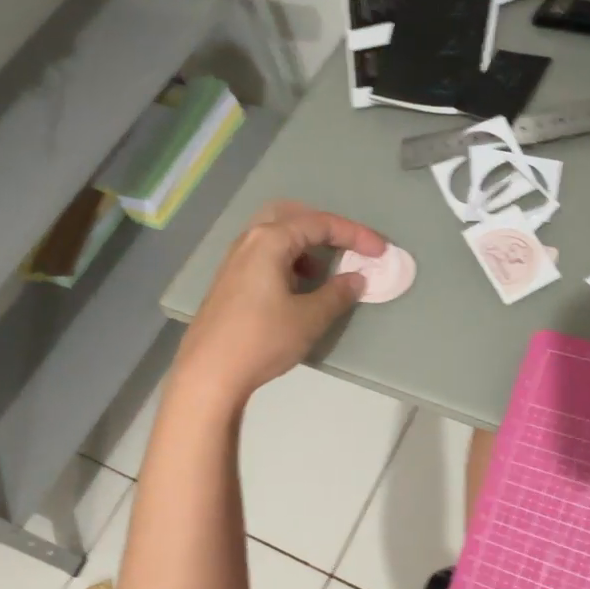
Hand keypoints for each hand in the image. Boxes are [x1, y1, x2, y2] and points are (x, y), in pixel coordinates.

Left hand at [172, 201, 387, 406]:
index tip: (380, 251)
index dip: (355, 234)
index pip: (320, 223)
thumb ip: (337, 294)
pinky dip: (286, 260)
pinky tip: (295, 289)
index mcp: (270, 240)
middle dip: (323, 227)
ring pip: (274, 235)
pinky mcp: (228, 282)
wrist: (209, 373)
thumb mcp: (309, 318)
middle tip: (347, 246)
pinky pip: (263, 255)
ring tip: (322, 272)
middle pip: (291, 216)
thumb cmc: (262, 340)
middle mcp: (249, 241)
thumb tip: (356, 279)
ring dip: (303, 245)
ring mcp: (234, 260)